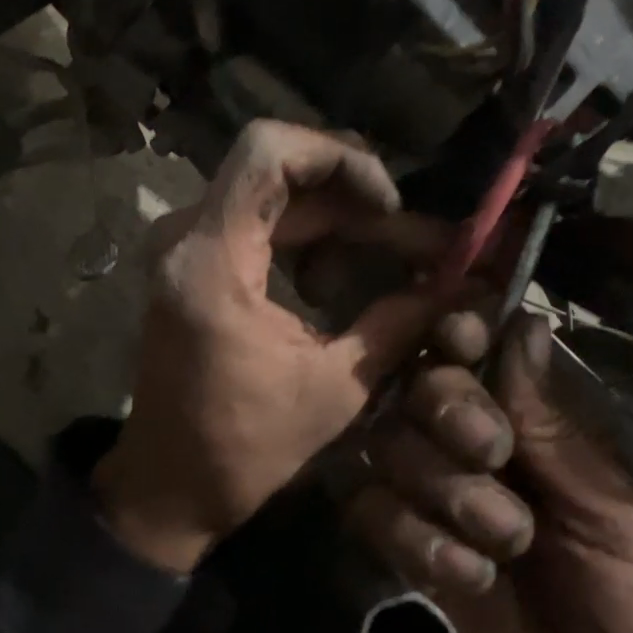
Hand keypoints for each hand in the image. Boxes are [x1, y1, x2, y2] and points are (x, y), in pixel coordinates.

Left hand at [92, 121, 446, 572]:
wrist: (169, 481)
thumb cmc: (244, 446)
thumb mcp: (335, 388)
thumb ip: (399, 321)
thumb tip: (463, 279)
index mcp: (211, 259)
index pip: (267, 151)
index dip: (338, 157)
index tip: (389, 204)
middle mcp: (187, 234)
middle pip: (278, 168)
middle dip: (355, 196)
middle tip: (416, 240)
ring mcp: (185, 243)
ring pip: (273, 191)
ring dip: (336, 216)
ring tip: (390, 259)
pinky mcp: (193, 258)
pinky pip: (258, 218)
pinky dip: (306, 234)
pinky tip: (336, 277)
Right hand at [348, 310, 632, 632]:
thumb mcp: (615, 516)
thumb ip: (552, 426)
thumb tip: (521, 320)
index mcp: (531, 425)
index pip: (476, 353)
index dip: (457, 333)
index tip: (458, 333)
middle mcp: (470, 448)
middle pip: (418, 387)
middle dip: (449, 412)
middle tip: (491, 453)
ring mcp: (430, 497)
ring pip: (387, 445)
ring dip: (441, 488)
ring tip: (504, 543)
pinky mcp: (398, 549)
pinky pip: (367, 512)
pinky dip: (412, 539)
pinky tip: (466, 577)